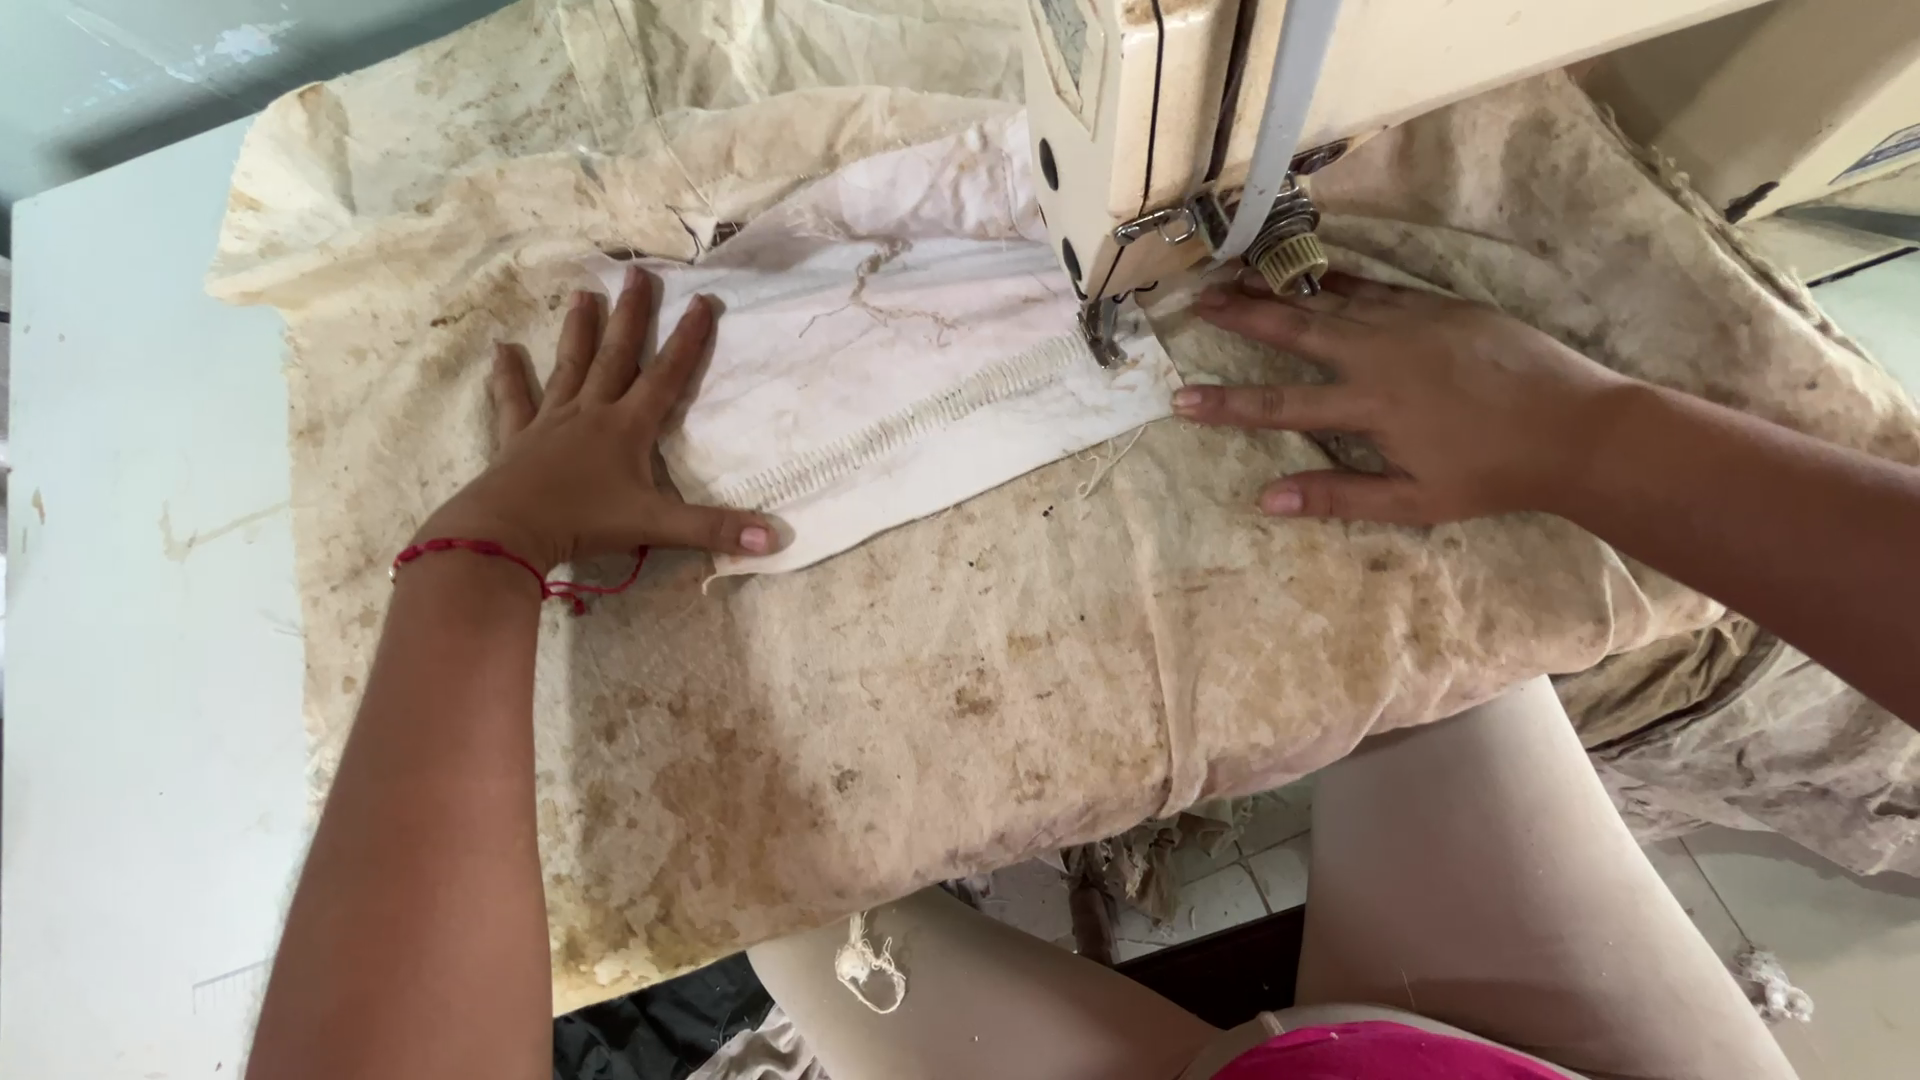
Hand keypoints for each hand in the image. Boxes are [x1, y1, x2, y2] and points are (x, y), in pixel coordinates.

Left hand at [419, 265, 779, 571]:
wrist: (508, 533)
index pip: (666, 376)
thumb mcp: (658, 526)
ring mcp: (551, 422)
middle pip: (616, 356)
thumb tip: (775, 539)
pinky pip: (515, 399)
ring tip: (583, 294)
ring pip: (569, 366)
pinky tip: (502, 350)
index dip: (688, 341)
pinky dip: (509, 375)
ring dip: (578, 331)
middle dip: (632, 316)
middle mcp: (591, 413)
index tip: (702, 301)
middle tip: (637, 274)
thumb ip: (715, 530)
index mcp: (627, 428)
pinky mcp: (518, 439)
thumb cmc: (585, 523)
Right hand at [1170, 274, 1631, 523]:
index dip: (1225, 405)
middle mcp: (1381, 355)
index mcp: (1370, 406)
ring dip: (1283, 290)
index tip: (1181, 399)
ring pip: (1332, 300)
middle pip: (1296, 330)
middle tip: (1200, 300)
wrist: (1580, 429)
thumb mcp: (1412, 501)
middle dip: (1242, 316)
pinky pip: (1377, 290)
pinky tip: (1316, 276)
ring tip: (1242, 276)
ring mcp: (1413, 323)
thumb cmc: (1491, 474)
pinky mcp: (1441, 307)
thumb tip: (1266, 498)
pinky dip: (1339, 283)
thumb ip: (1336, 496)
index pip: (1279, 406)